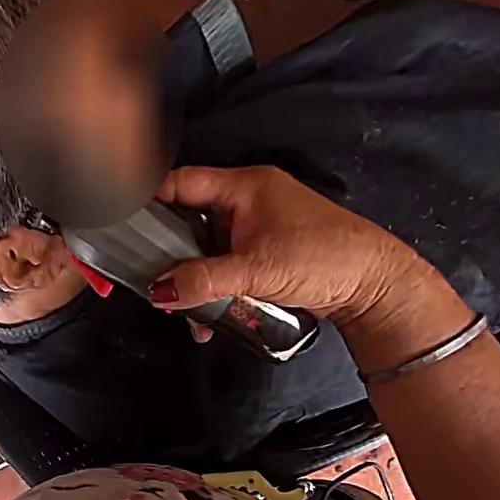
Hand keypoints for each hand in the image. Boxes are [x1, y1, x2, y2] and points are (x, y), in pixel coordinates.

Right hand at [148, 166, 437, 324]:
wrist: (375, 284)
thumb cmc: (324, 259)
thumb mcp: (256, 270)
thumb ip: (203, 280)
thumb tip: (159, 292)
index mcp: (244, 187)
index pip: (181, 182)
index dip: (149, 199)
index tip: (124, 225)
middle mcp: (246, 201)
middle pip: (188, 219)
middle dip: (168, 252)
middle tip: (150, 277)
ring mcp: (255, 228)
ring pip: (204, 248)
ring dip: (191, 278)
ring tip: (183, 309)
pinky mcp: (263, 253)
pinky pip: (223, 265)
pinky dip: (212, 288)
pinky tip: (209, 317)